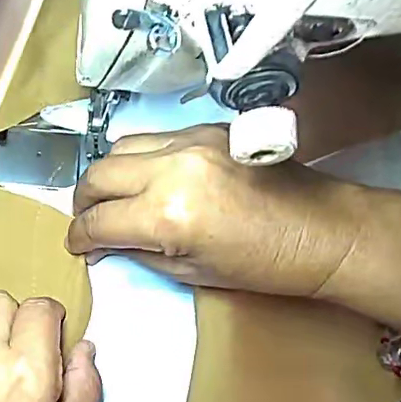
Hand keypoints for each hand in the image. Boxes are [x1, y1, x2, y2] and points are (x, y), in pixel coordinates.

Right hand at [65, 124, 371, 297]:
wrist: (323, 231)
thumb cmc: (259, 266)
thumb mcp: (186, 272)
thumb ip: (134, 251)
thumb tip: (102, 244)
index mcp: (167, 215)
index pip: (96, 221)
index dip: (78, 238)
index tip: (77, 247)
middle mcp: (172, 169)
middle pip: (96, 175)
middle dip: (83, 203)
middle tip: (90, 222)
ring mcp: (190, 142)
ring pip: (117, 148)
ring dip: (106, 176)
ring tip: (113, 197)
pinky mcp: (206, 129)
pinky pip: (151, 139)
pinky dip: (138, 160)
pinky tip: (147, 180)